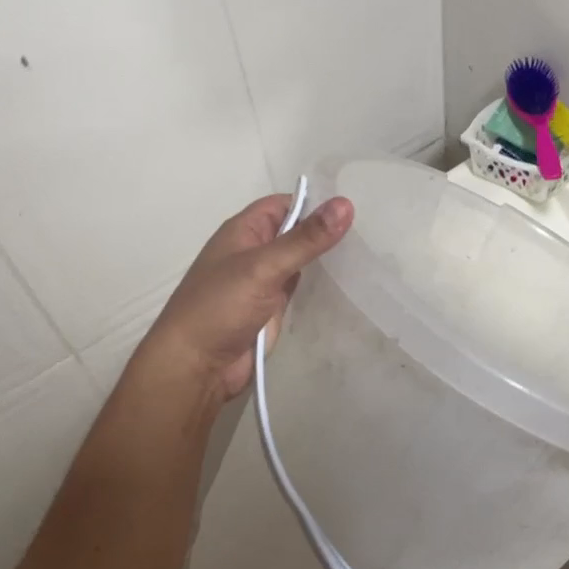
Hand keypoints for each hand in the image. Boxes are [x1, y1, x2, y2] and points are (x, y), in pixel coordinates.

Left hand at [137, 193, 354, 402]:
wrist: (198, 365)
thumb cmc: (221, 307)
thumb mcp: (264, 267)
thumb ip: (305, 240)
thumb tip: (345, 205)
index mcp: (244, 232)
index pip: (283, 205)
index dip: (314, 203)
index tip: (353, 208)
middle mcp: (254, 252)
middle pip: (294, 232)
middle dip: (325, 231)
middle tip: (371, 230)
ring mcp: (264, 282)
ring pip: (300, 261)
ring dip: (326, 258)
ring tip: (370, 252)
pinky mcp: (273, 308)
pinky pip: (300, 288)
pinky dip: (320, 285)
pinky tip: (348, 282)